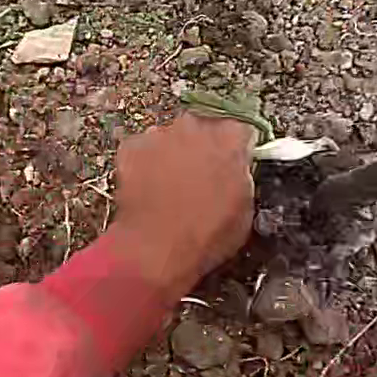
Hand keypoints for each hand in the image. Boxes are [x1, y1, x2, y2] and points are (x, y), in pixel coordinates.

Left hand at [106, 113, 256, 297]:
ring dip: (173, 154)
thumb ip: (242, 176)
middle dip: (202, 147)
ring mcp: (160, 135)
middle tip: (201, 177)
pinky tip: (148, 189)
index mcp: (230, 138)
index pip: (239, 129)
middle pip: (202, 128)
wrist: (157, 250)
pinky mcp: (132, 147)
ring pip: (170, 137)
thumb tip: (237, 170)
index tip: (233, 162)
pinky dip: (145, 164)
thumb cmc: (206, 236)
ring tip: (171, 187)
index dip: (236, 147)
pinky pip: (143, 150)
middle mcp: (195, 127)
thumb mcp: (244, 209)